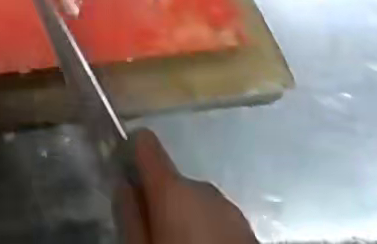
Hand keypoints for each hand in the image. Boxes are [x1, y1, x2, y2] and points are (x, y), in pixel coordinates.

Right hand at [116, 130, 257, 243]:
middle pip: (172, 179)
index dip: (131, 153)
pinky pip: (219, 223)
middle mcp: (204, 189)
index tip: (126, 176)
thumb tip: (124, 185)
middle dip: (162, 201)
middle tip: (156, 233)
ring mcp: (233, 212)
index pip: (145, 142)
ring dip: (188, 219)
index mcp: (172, 188)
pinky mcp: (253, 235)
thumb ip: (128, 214)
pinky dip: (210, 235)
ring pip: (198, 203)